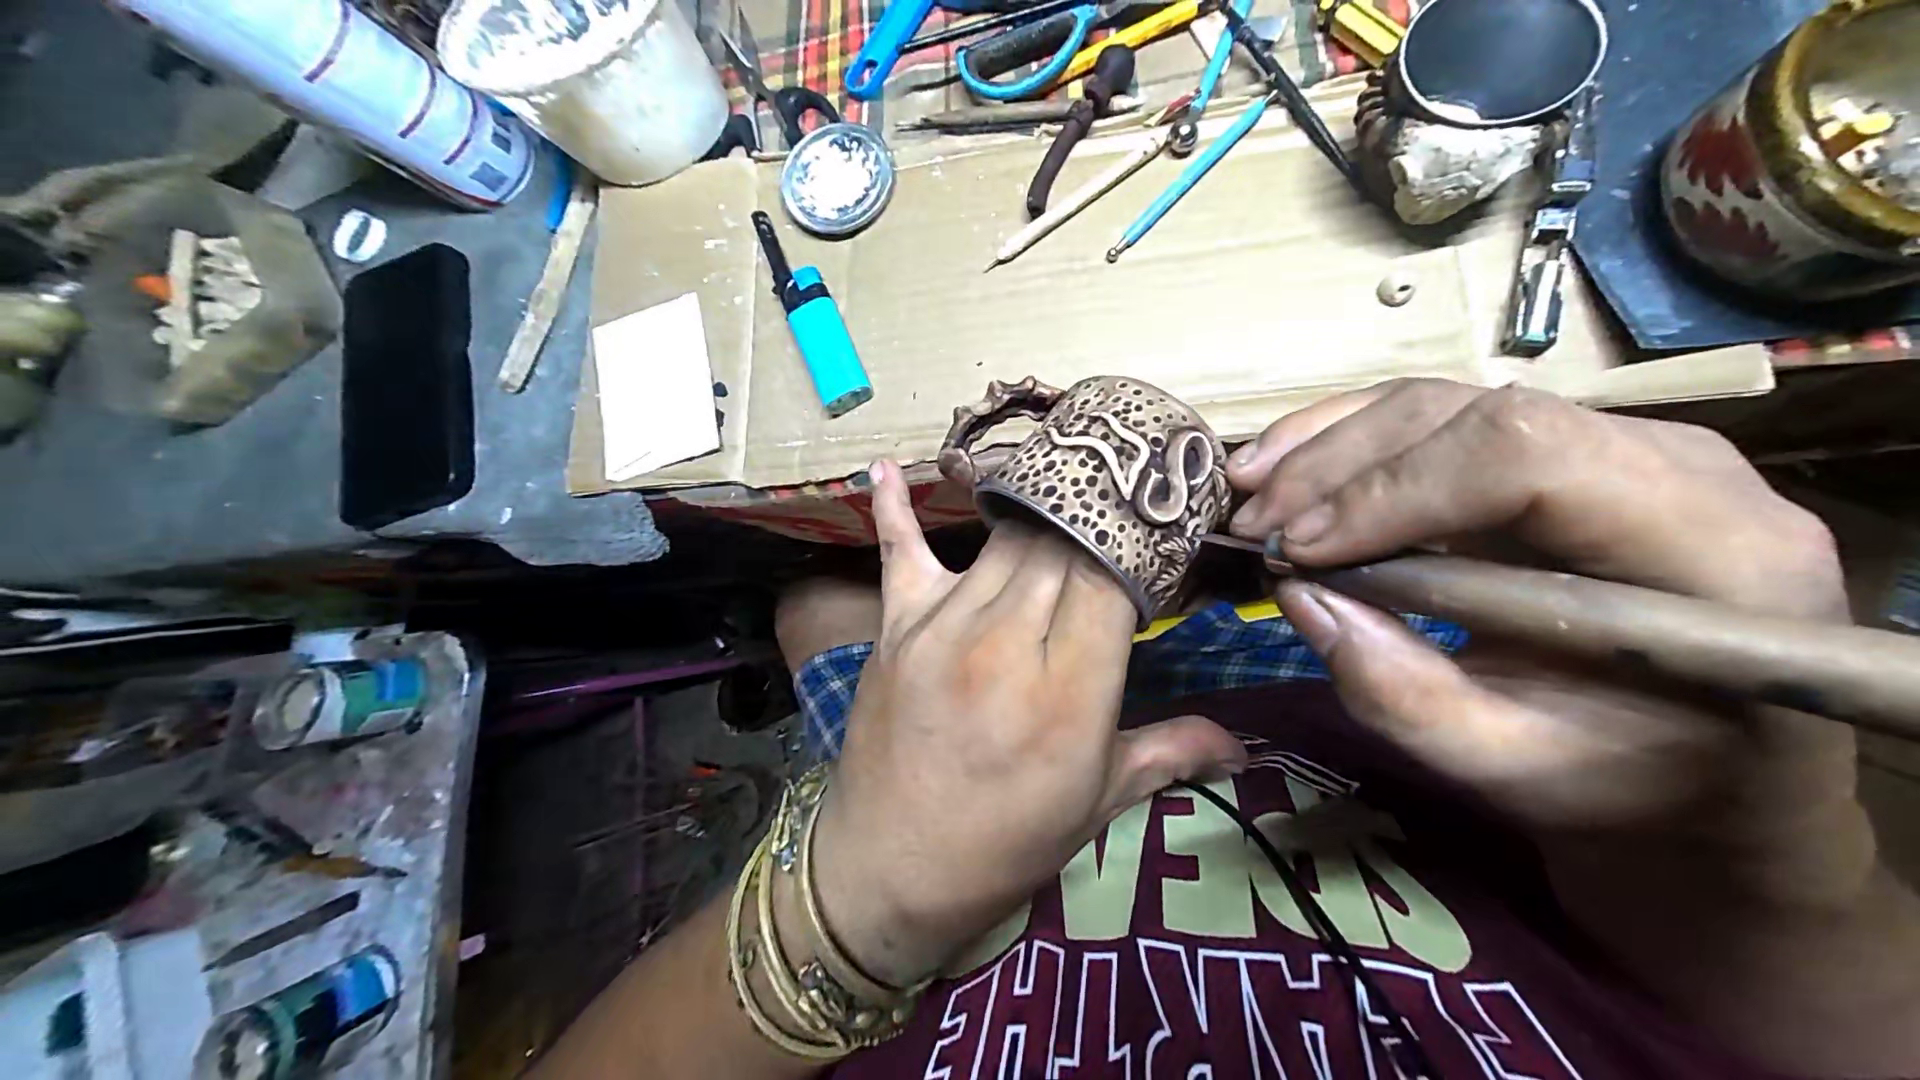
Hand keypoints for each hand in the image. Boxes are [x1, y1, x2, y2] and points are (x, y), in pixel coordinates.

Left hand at [808, 460, 1246, 986]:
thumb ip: (1172, 752)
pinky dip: (894, 507)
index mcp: (1069, 689)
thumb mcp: (1097, 801)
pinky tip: (889, 465)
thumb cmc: (1005, 841)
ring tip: (1063, 483)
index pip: (1114, 576)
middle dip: (1094, 523)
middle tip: (1118, 497)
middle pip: (1061, 544)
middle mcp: (1006, 641)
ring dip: (1037, 512)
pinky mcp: (897, 622)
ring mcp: (944, 624)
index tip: (1158, 526)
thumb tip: (1246, 745)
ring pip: (1005, 536)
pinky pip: (899, 549)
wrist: (892, 866)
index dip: (1139, 544)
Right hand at [1225, 380, 1863, 872]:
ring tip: (1245, 490)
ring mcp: (1596, 445)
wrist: (1697, 768)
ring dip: (1319, 446)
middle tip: (1251, 525)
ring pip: (1429, 405)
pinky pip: (1422, 424)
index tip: (1299, 549)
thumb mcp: (1505, 765)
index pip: (1523, 455)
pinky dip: (1336, 442)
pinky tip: (1277, 467)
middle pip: (1460, 413)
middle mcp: (1658, 463)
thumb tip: (1296, 591)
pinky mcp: (1537, 455)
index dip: (1391, 492)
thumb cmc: (1622, 781)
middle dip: (1334, 467)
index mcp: (1700, 545)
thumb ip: (1401, 692)